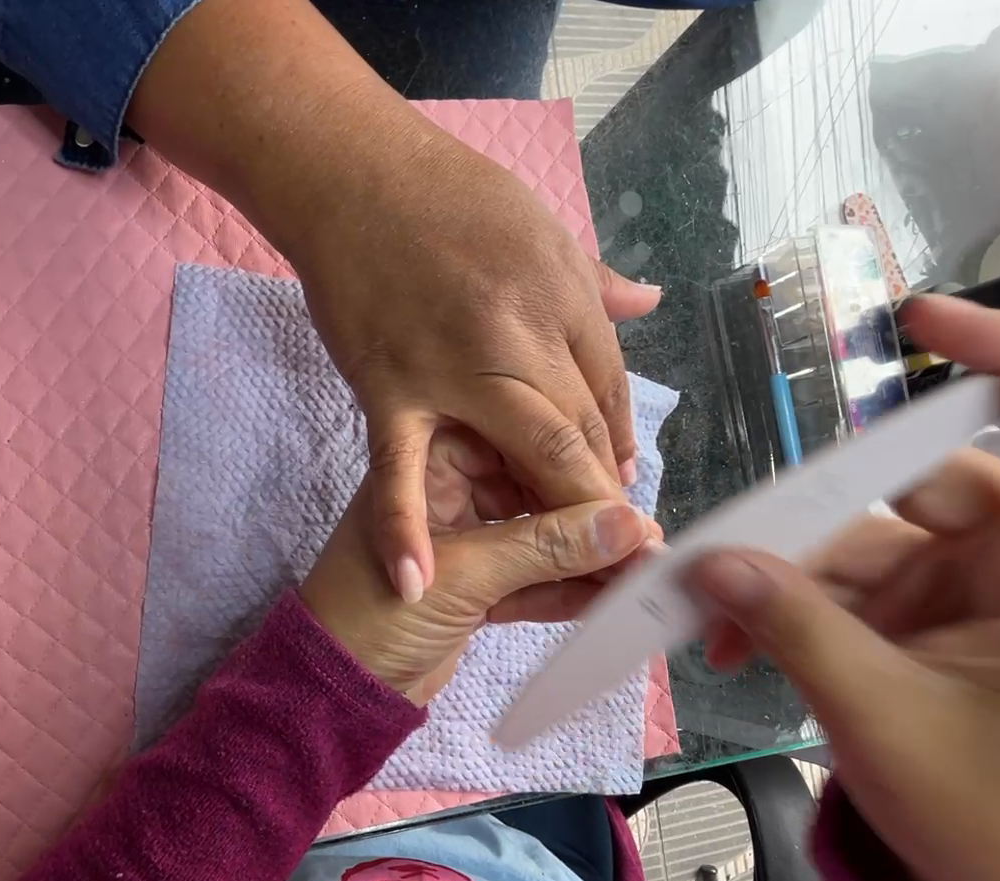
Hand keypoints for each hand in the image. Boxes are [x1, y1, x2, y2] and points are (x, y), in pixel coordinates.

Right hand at [127, 0, 660, 604]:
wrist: (350, 177)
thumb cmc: (446, 195)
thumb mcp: (540, 228)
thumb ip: (593, 278)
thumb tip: (649, 299)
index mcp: (562, 294)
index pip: (607, 386)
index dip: (617, 443)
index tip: (621, 487)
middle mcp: (523, 336)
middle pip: (579, 427)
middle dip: (600, 491)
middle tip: (612, 545)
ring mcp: (454, 370)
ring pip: (524, 453)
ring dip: (551, 515)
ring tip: (567, 567)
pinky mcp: (388, 395)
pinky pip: (399, 471)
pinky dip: (403, 528)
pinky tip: (416, 584)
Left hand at [303, 429, 652, 703]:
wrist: (332, 686)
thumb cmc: (375, 613)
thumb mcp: (465, 575)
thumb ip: (547, 548)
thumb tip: (632, 526)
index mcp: (436, 459)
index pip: (525, 452)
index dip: (584, 485)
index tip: (639, 516)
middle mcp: (452, 485)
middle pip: (539, 495)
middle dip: (591, 528)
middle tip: (650, 553)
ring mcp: (465, 534)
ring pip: (540, 537)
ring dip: (584, 563)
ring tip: (640, 582)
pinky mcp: (474, 578)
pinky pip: (528, 574)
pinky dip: (560, 591)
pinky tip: (604, 601)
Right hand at [690, 295, 999, 880]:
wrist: (970, 874)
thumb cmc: (971, 805)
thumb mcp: (879, 714)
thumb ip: (795, 628)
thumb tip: (711, 563)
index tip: (923, 321)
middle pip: (927, 481)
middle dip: (826, 517)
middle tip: (741, 550)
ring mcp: (966, 582)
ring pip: (862, 530)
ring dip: (784, 573)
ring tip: (718, 626)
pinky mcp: (915, 605)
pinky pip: (836, 574)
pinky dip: (780, 602)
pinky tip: (733, 644)